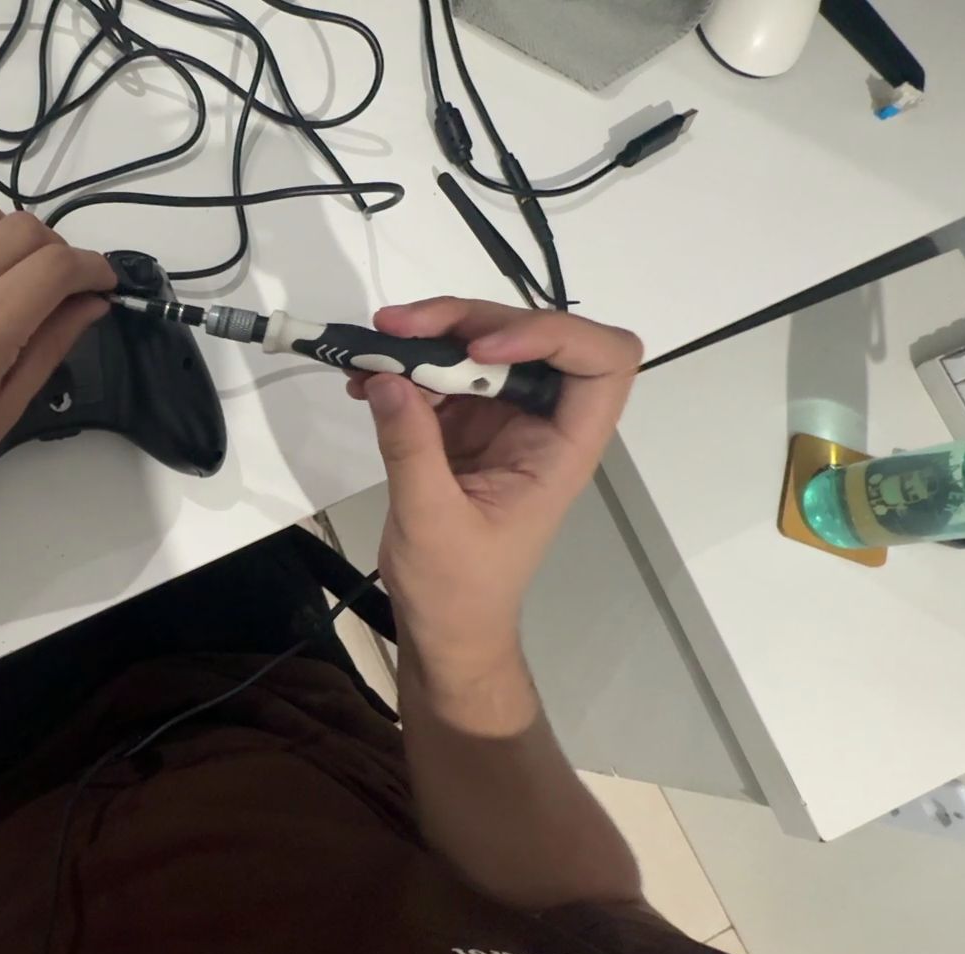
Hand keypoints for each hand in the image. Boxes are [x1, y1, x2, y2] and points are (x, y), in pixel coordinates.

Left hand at [0, 188, 114, 528]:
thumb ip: (50, 345)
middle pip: (20, 228)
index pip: (53, 267)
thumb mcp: (4, 411)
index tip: (101, 282)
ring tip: (2, 269)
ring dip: (1, 229)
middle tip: (57, 287)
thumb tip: (92, 301)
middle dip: (55, 252)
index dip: (91, 267)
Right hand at [345, 298, 639, 669]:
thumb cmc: (457, 587)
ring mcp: (496, 423)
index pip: (600, 362)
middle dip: (463, 322)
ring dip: (423, 344)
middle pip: (526, 341)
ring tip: (368, 353)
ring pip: (474, 353)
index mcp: (562, 447)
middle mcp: (538, 423)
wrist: (443, 621)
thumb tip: (384, 378)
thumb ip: (409, 446)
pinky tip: (364, 382)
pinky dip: (400, 374)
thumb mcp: (431, 519)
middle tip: (394, 326)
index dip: (549, 336)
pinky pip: (434, 383)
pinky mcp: (457, 431)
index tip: (477, 348)